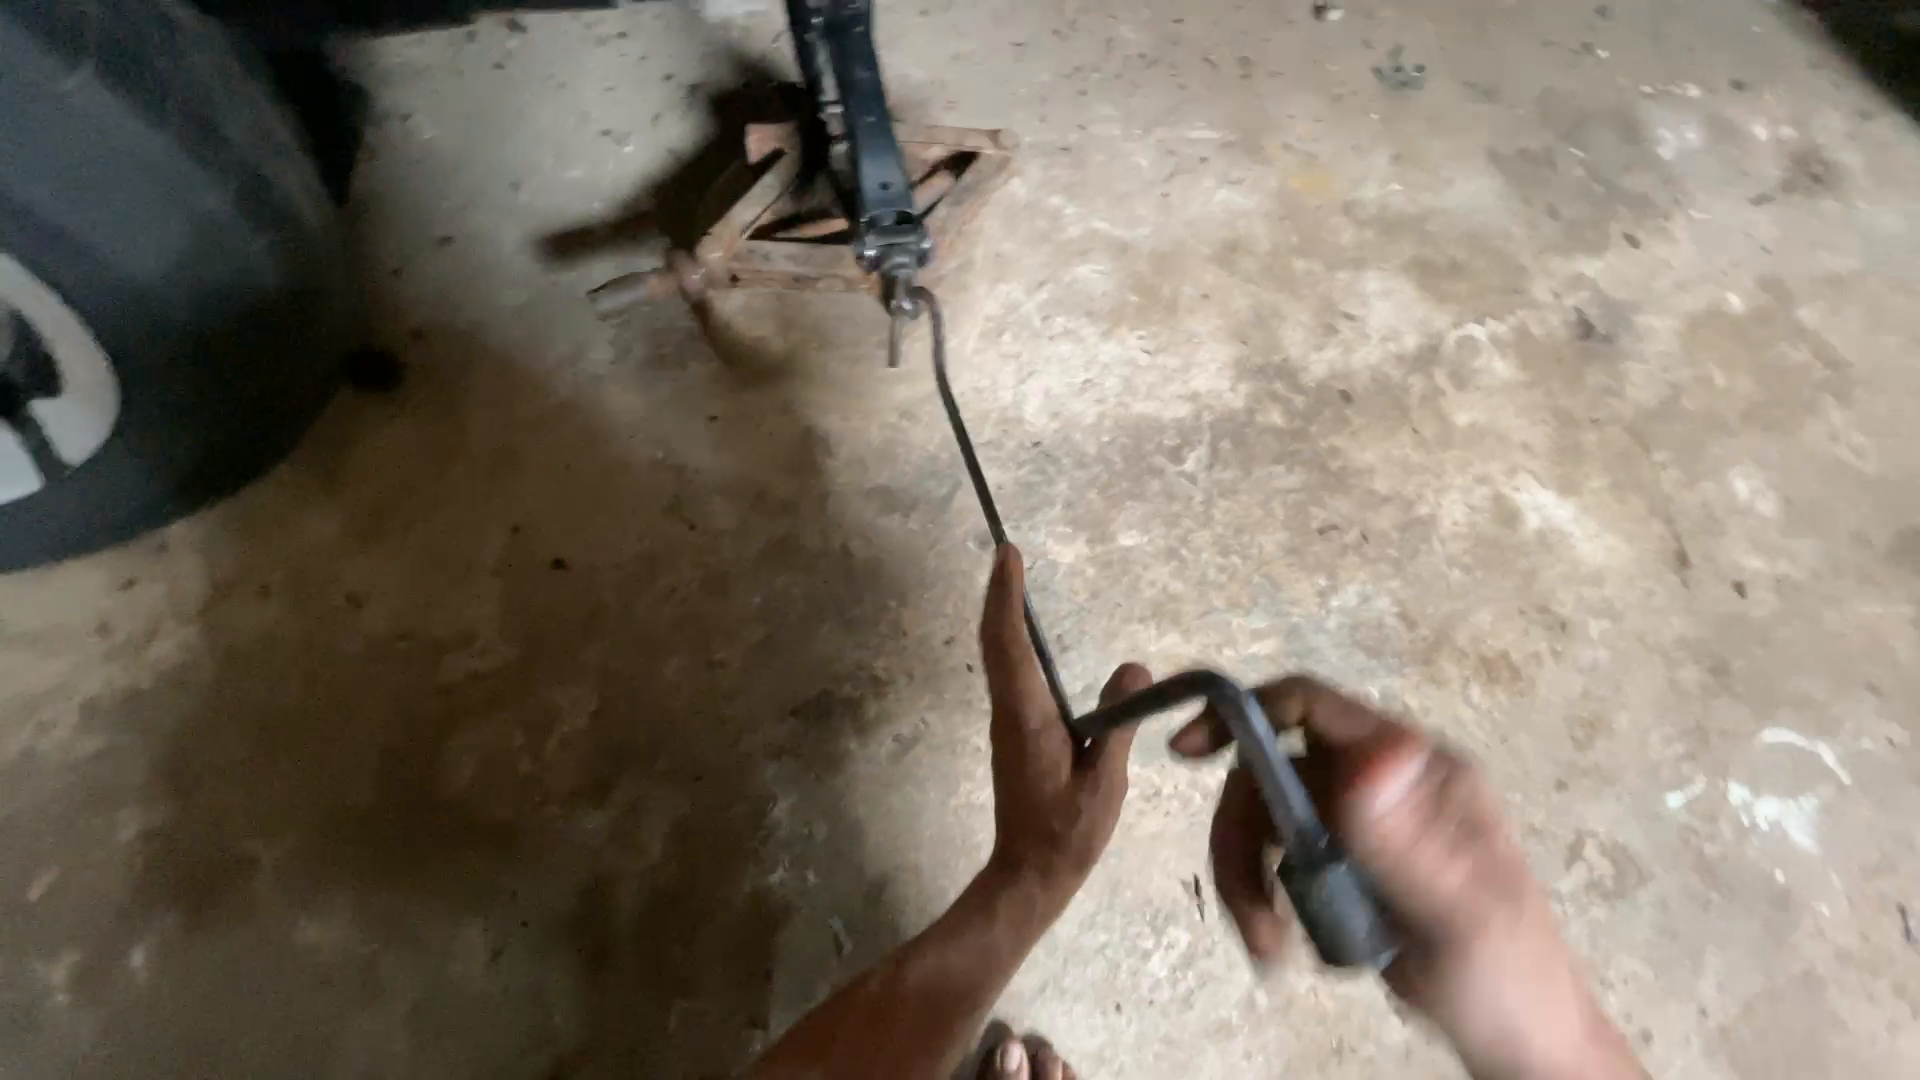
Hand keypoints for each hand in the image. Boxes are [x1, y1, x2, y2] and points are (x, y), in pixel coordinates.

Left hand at [979, 545, 1146, 900]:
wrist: (1027, 873)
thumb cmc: (1068, 833)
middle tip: (1007, 553)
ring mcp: (1006, 719)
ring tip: (1014, 580)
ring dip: (1001, 613)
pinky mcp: (1012, 729)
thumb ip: (1119, 724)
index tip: (1008, 555)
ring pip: (996, 654)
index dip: (1007, 596)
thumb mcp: (1105, 782)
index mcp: (1027, 716)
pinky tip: (1024, 636)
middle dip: (1000, 593)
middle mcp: (1008, 709)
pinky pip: (1006, 670)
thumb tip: (1134, 665)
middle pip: (995, 640)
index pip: (1011, 643)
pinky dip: (1009, 638)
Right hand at [1171, 676, 1643, 1079]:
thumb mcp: (1462, 916)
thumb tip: (1377, 750)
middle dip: (1242, 836)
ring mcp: (1354, 814)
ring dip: (1244, 874)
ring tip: (1265, 944)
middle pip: (1268, 770)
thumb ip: (1411, 838)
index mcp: (1415, 766)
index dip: (1244, 713)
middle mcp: (1377, 776)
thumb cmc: (1506, 978)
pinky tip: (1279, 940)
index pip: (1312, 706)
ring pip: (1260, 813)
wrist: (1517, 1039)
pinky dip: (1256, 891)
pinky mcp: (1334, 851)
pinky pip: (1268, 850)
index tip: (1187, 750)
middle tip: (1246, 909)